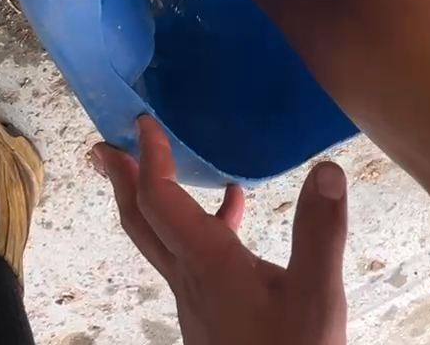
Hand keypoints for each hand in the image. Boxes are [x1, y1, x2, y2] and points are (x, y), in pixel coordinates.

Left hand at [94, 117, 348, 344]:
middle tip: (102, 144)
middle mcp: (189, 276)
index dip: (149, 156)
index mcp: (206, 262)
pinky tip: (235, 206)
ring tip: (161, 160)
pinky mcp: (212, 309)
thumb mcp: (316, 296)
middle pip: (139, 220)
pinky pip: (192, 252)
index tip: (142, 120)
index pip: (159, 198)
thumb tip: (326, 169)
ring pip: (161, 236)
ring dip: (154, 195)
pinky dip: (202, 220)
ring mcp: (196, 296)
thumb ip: (320, 231)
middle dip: (119, 178)